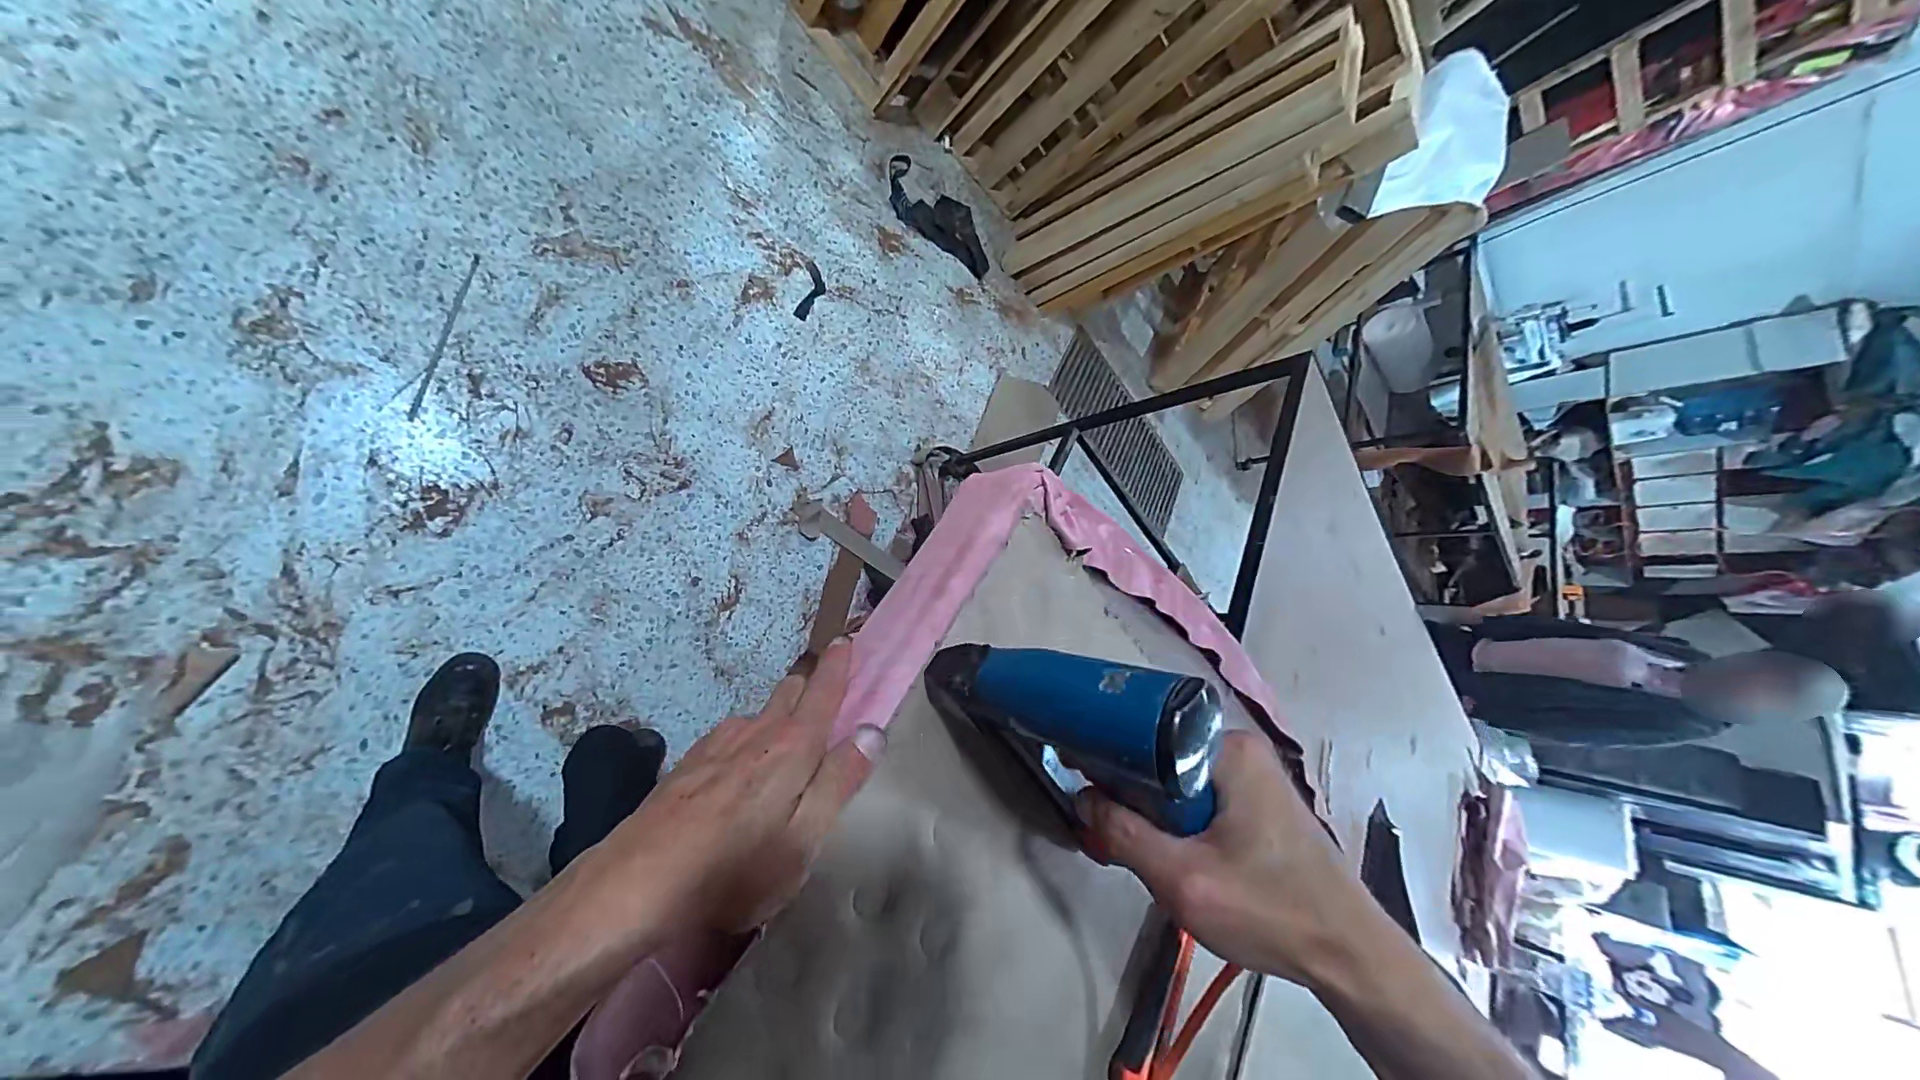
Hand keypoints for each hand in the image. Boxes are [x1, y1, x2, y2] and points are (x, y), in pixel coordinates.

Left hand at [584, 639, 885, 933]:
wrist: (634, 885)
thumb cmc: (734, 869)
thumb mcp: (804, 838)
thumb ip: (840, 780)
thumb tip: (872, 730)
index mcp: (792, 746)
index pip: (823, 690)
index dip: (838, 664)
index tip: (845, 639)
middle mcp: (756, 731)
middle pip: (790, 691)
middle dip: (812, 681)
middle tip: (829, 683)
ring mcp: (717, 744)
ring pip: (760, 714)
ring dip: (780, 712)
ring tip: (790, 733)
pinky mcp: (689, 762)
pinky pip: (733, 734)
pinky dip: (751, 735)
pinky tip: (743, 764)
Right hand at [1077, 730, 1374, 987]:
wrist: (1350, 957)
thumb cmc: (1270, 909)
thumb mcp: (1183, 879)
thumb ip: (1124, 835)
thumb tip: (1081, 798)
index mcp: (1228, 748)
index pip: (1147, 730)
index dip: (1108, 750)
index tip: (1077, 772)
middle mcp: (1241, 748)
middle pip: (1160, 755)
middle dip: (1131, 791)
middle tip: (1109, 826)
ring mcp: (1252, 774)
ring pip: (1177, 780)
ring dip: (1154, 811)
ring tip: (1137, 844)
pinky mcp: (1257, 800)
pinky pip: (1199, 796)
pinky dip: (1177, 819)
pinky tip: (1171, 852)